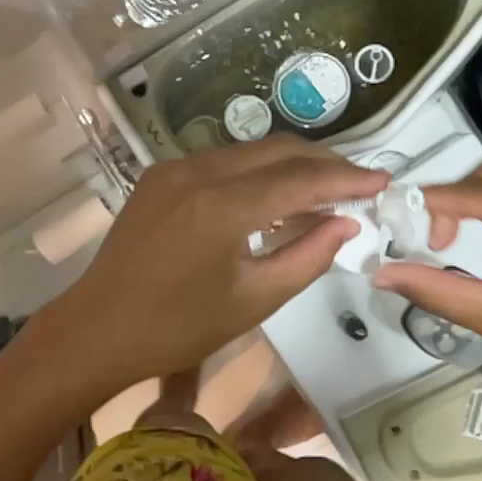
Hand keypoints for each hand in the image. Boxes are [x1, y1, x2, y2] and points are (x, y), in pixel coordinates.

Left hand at [36, 135, 388, 399]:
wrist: (97, 329)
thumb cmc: (177, 328)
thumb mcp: (253, 301)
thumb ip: (307, 257)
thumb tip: (347, 222)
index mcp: (221, 207)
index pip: (299, 179)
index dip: (346, 178)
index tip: (383, 180)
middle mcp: (197, 172)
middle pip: (276, 151)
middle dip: (323, 163)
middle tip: (359, 183)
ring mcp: (174, 168)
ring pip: (249, 151)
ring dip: (290, 165)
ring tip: (324, 190)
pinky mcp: (160, 175)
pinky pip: (222, 162)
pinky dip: (256, 173)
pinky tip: (273, 197)